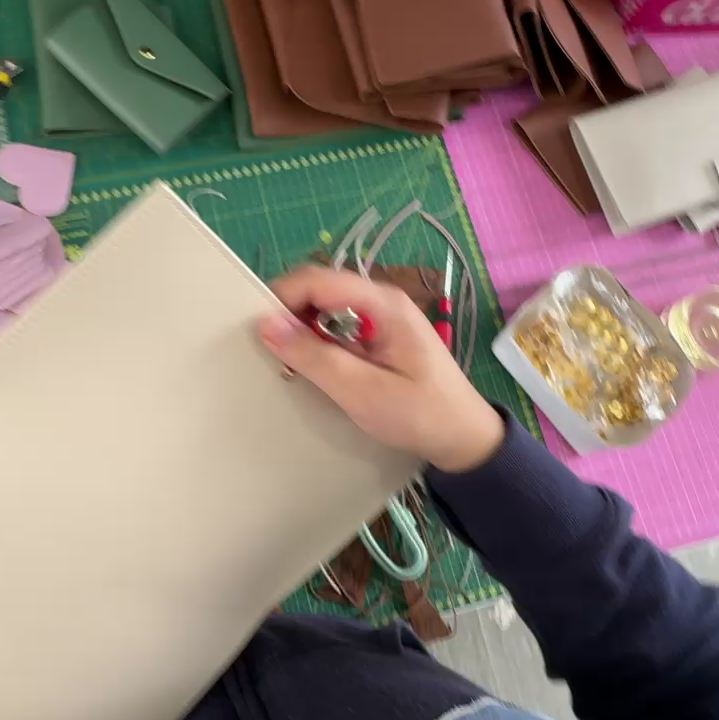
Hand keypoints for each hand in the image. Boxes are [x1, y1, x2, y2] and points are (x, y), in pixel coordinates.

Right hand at [258, 267, 504, 472]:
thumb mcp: (362, 391)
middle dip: (288, 314)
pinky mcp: (376, 337)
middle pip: (318, 290)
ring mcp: (379, 318)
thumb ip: (313, 356)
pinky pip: (334, 327)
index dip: (281, 297)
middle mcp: (379, 301)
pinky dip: (315, 342)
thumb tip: (266, 324)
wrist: (463, 439)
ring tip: (286, 362)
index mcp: (382, 304)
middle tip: (269, 351)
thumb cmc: (419, 414)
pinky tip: (309, 367)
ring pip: (323, 308)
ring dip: (300, 331)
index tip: (255, 329)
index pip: (317, 280)